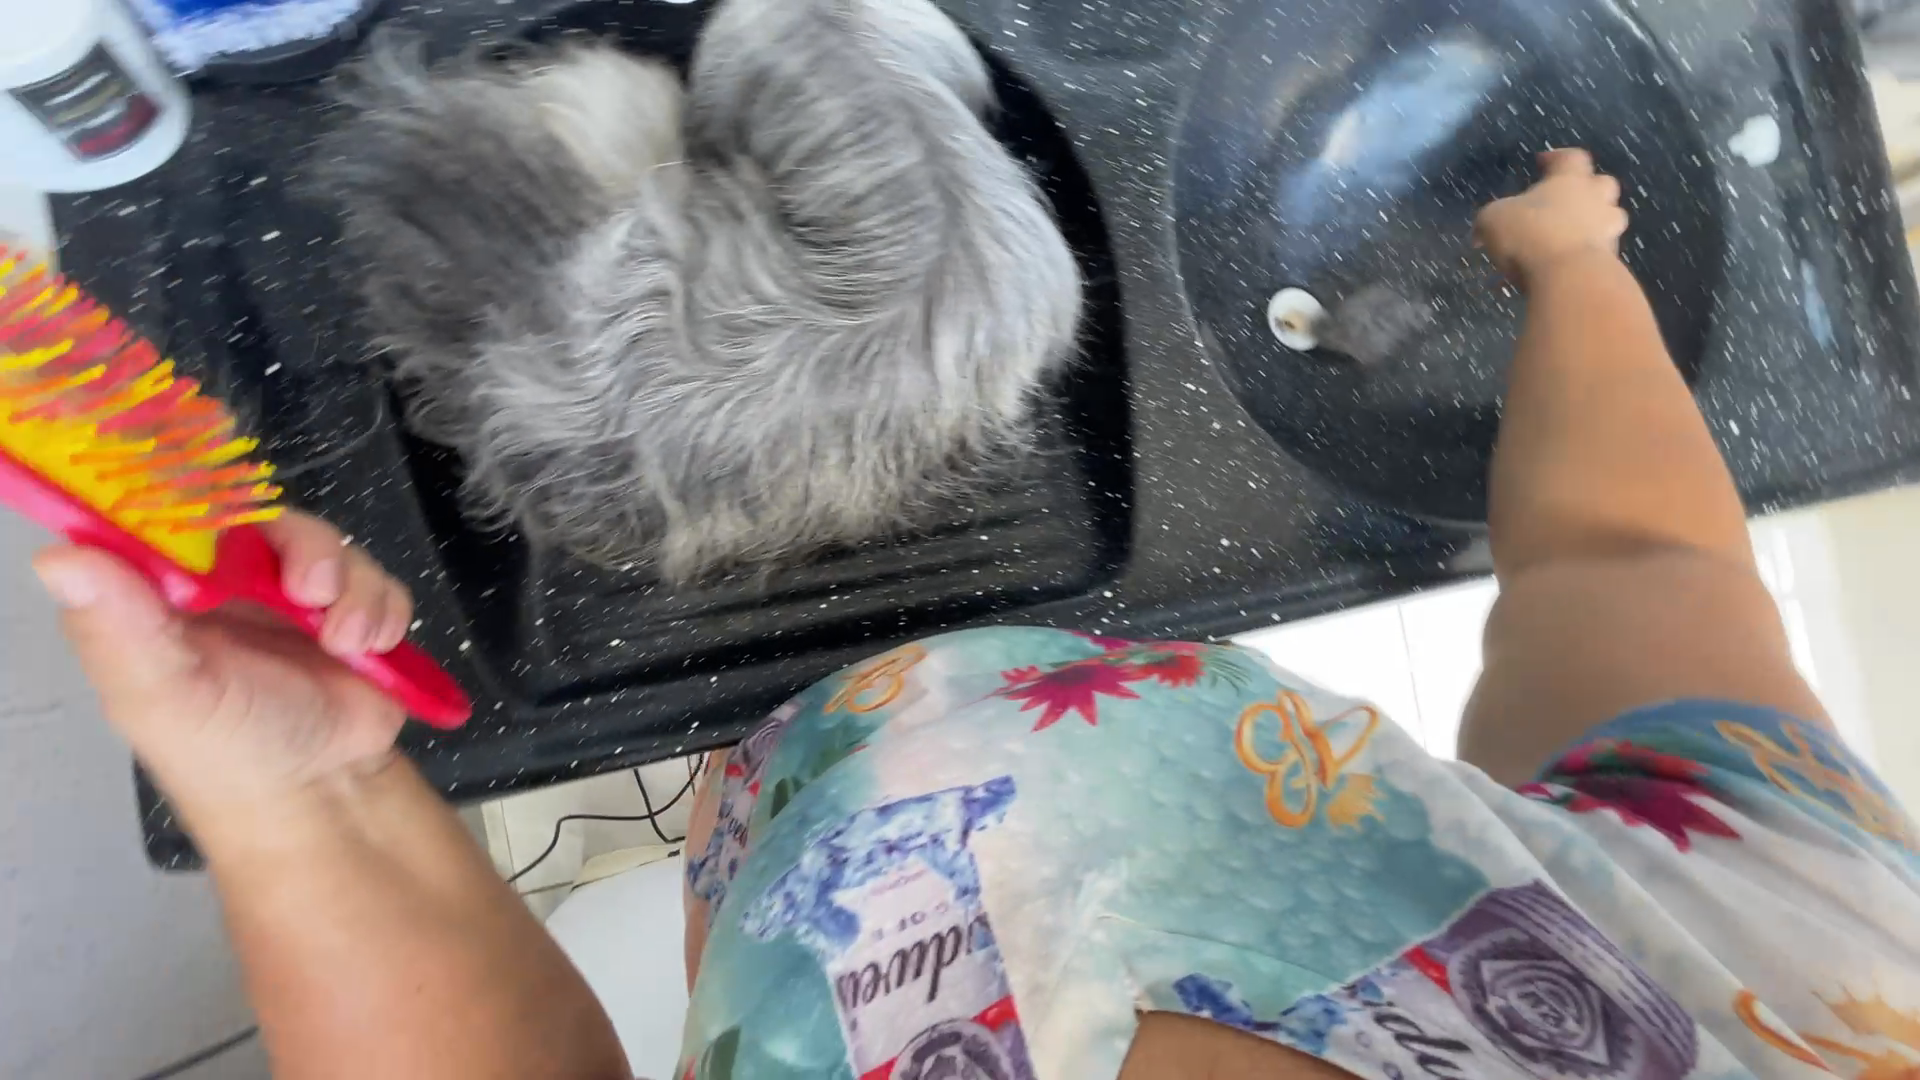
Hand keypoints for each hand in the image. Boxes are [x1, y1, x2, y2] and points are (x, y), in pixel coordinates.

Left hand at [32, 511, 414, 824]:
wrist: (323, 783)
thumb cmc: (226, 746)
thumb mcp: (161, 692)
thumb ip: (119, 627)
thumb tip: (59, 555)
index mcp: (173, 598)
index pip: (186, 524)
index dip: (216, 510)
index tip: (240, 521)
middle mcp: (240, 590)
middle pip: (282, 528)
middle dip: (314, 553)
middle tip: (316, 593)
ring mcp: (305, 603)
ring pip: (342, 554)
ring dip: (359, 595)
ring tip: (354, 644)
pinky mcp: (362, 617)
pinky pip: (385, 584)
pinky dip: (389, 610)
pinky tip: (375, 646)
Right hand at [1475, 148, 1629, 287]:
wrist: (1566, 272)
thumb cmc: (1529, 233)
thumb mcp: (1492, 219)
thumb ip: (1489, 218)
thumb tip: (1482, 232)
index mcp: (1570, 179)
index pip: (1569, 157)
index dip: (1555, 157)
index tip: (1543, 160)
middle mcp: (1595, 197)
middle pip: (1597, 184)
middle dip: (1581, 191)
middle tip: (1559, 203)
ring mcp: (1607, 227)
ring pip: (1599, 220)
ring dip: (1580, 227)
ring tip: (1552, 244)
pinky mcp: (1607, 256)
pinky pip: (1588, 253)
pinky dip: (1570, 258)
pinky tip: (1548, 272)